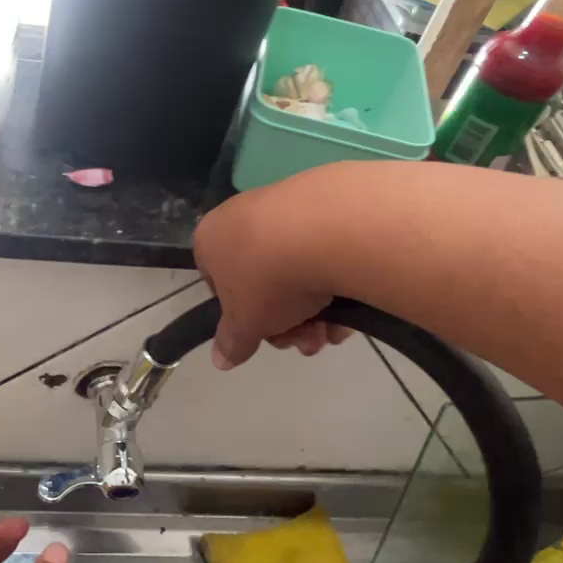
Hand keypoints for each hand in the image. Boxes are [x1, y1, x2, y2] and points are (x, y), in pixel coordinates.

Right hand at [193, 182, 351, 370]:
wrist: (328, 229)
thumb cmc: (268, 278)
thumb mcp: (246, 323)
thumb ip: (233, 342)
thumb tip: (220, 360)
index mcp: (211, 239)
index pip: (218, 283)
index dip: (242, 316)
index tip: (263, 332)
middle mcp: (243, 216)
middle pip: (262, 282)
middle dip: (284, 321)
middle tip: (303, 341)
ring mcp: (286, 205)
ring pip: (296, 270)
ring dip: (313, 311)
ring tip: (331, 332)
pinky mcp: (328, 202)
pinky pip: (325, 251)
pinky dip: (336, 282)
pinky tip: (351, 307)